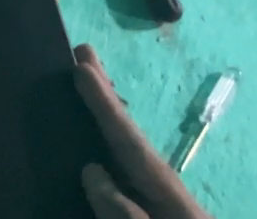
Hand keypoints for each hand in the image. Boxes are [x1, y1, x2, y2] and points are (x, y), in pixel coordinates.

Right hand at [73, 45, 212, 218]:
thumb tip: (93, 171)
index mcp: (176, 211)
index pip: (133, 151)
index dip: (105, 109)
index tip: (80, 64)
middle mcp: (170, 210)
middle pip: (135, 149)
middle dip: (108, 103)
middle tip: (84, 53)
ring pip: (131, 170)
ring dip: (107, 129)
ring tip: (87, 87)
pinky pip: (128, 192)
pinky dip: (112, 164)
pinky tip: (95, 157)